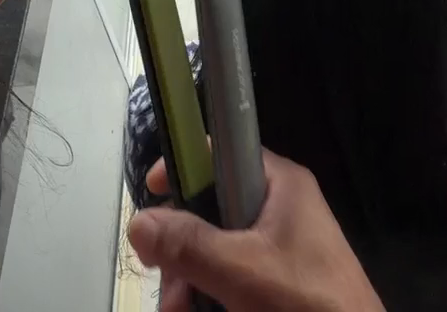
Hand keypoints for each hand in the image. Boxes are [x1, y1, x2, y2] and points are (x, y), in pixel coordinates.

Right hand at [128, 151, 383, 311]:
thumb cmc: (308, 304)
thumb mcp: (243, 272)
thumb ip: (190, 246)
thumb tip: (138, 221)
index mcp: (279, 183)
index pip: (223, 150)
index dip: (186, 165)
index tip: (153, 190)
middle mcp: (279, 206)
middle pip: (211, 208)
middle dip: (182, 249)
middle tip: (168, 286)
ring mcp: (281, 246)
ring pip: (217, 250)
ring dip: (190, 282)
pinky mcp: (280, 280)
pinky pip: (232, 277)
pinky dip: (210, 296)